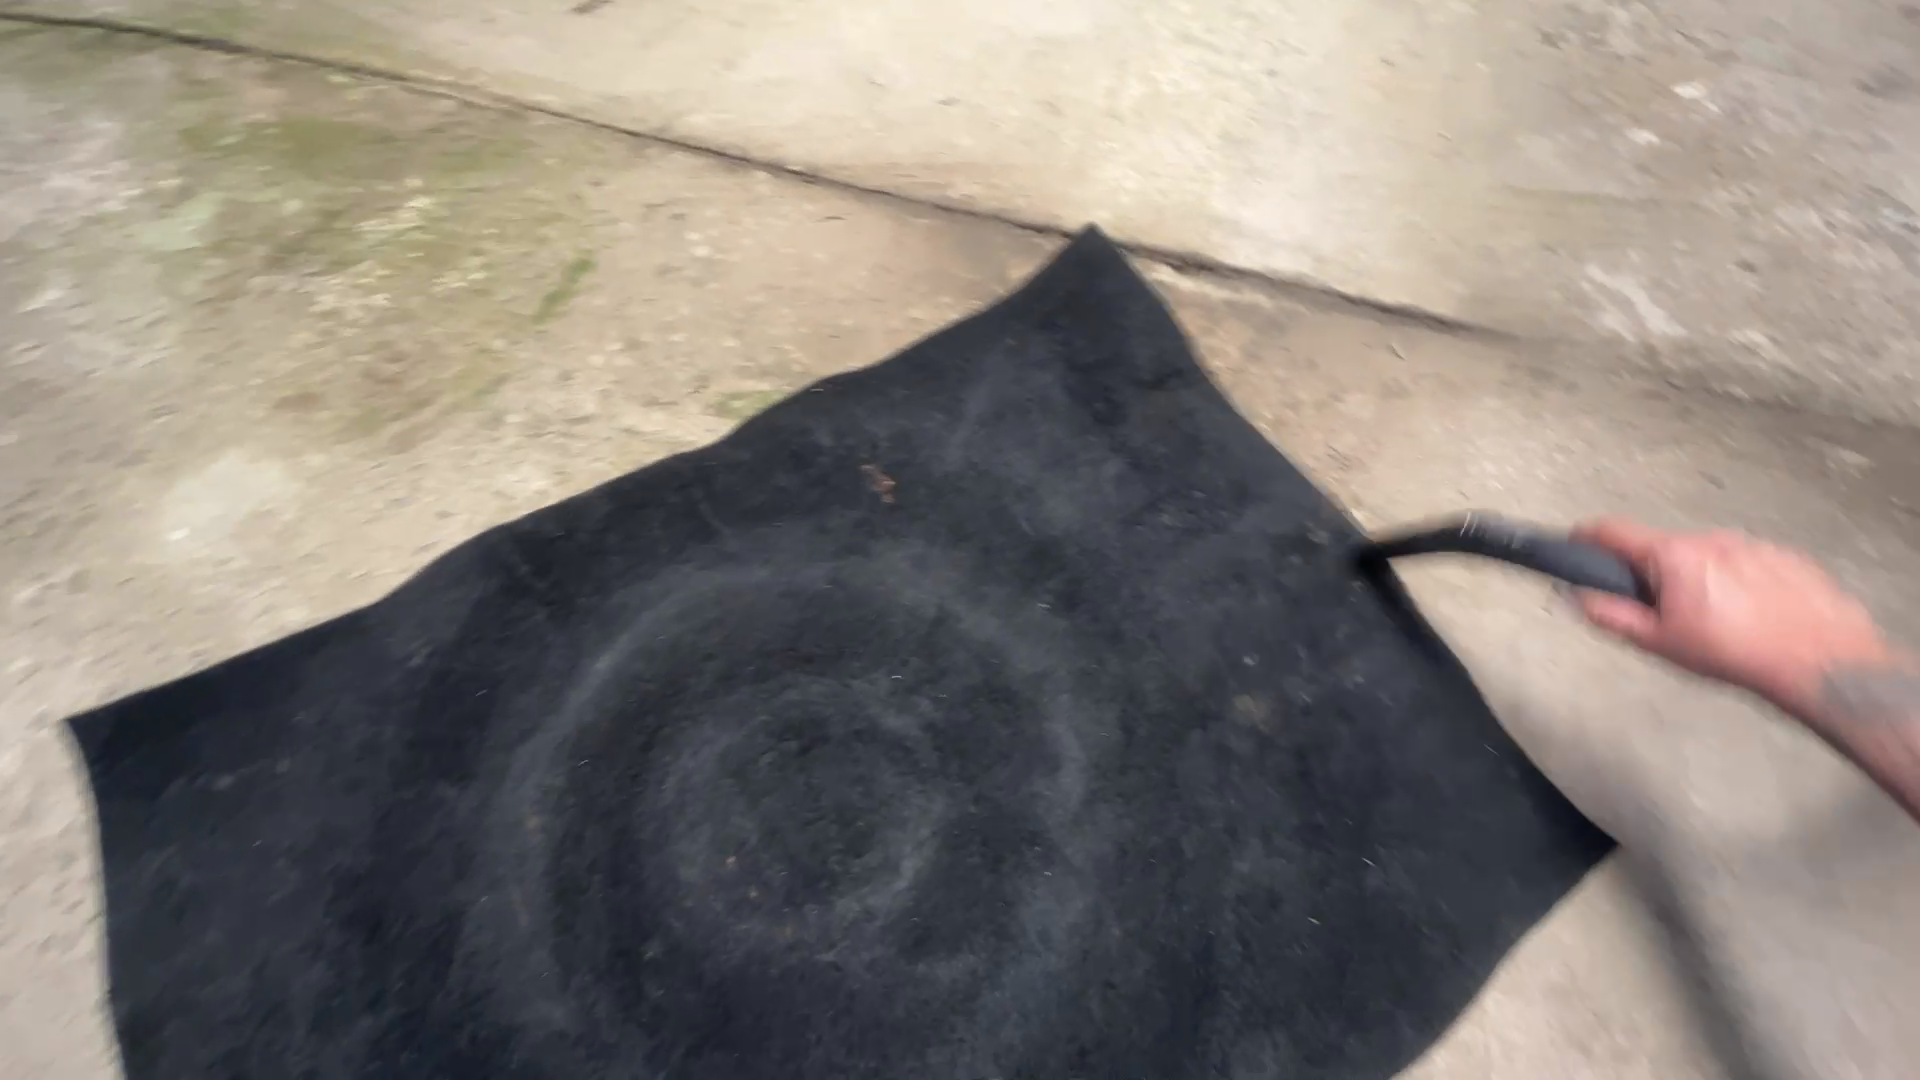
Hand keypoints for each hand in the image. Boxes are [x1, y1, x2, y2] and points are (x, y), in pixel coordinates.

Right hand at [1572, 519, 1892, 713]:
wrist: (1826, 665)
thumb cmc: (1731, 652)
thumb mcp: (1655, 640)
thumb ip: (1607, 614)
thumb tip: (1573, 595)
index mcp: (1672, 554)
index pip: (1613, 531)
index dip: (1586, 535)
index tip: (1575, 543)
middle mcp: (1712, 539)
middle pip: (1662, 547)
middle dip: (1652, 570)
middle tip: (1660, 607)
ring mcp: (1756, 546)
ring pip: (1706, 555)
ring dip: (1697, 574)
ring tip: (1714, 614)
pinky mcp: (1792, 559)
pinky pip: (1747, 562)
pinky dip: (1737, 579)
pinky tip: (1750, 611)